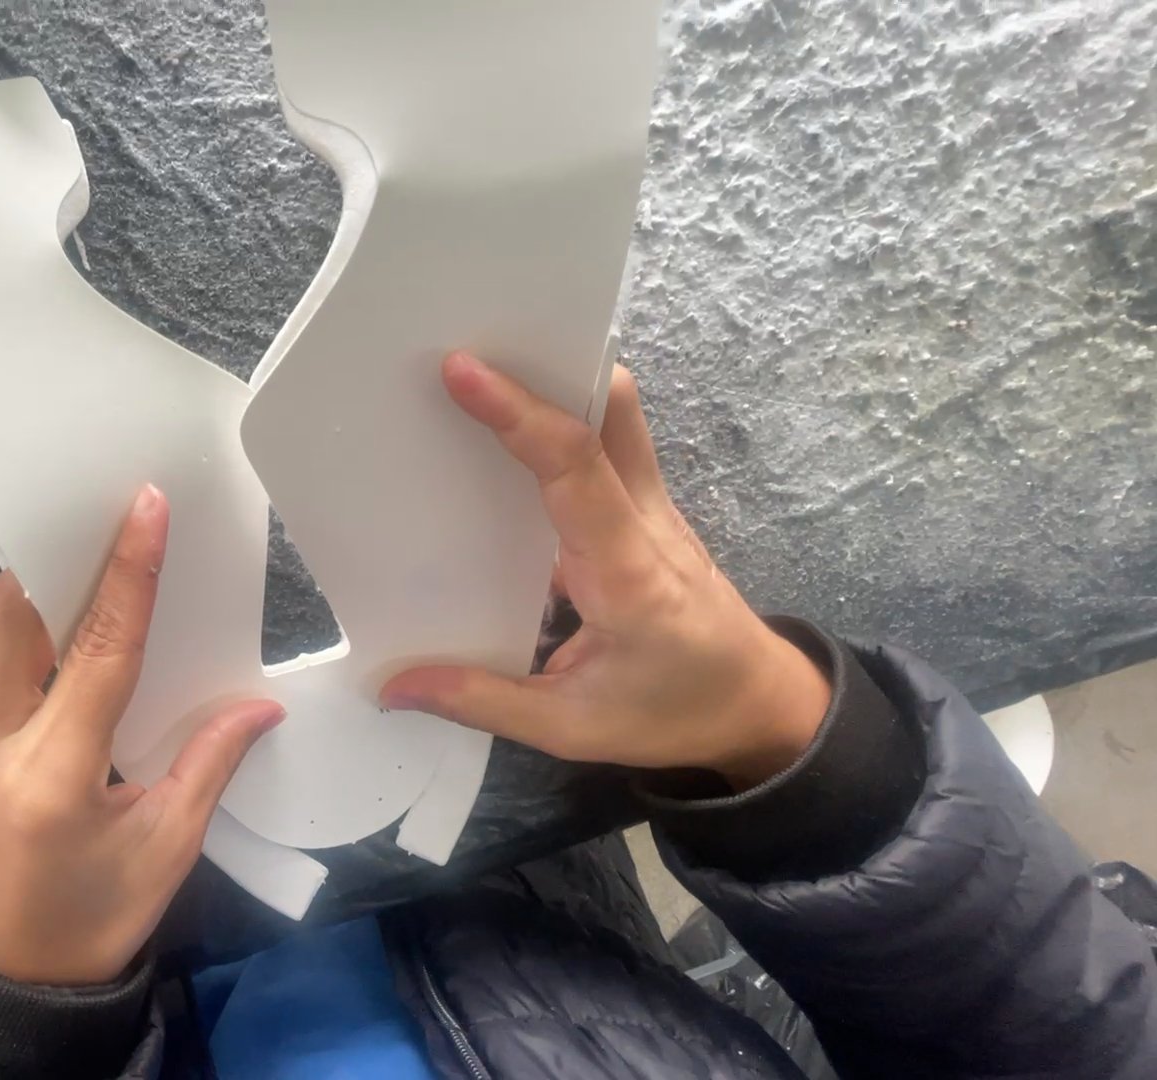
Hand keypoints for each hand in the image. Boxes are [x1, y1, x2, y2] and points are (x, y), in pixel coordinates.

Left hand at [0, 485, 285, 984]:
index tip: (145, 506)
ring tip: (86, 542)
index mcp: (57, 773)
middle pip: (14, 620)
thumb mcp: (167, 850)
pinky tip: (67, 606)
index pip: (100, 651)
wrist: (12, 975)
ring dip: (36, 581)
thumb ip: (209, 766)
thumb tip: (260, 704)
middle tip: (102, 510)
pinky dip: (26, 617)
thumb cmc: (95, 918)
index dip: (129, 574)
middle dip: (57, 557)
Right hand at [381, 353, 830, 789]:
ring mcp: (653, 510)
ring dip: (564, 381)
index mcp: (625, 572)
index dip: (518, 413)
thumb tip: (392, 687)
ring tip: (493, 369)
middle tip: (481, 341)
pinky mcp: (646, 512)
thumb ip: (480, 701)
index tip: (464, 369)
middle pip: (613, 415)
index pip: (574, 469)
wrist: (763, 709)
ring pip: (619, 419)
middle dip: (551, 367)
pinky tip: (517, 428)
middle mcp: (645, 522)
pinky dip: (570, 415)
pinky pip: (611, 444)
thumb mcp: (570, 729)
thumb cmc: (672, 713)